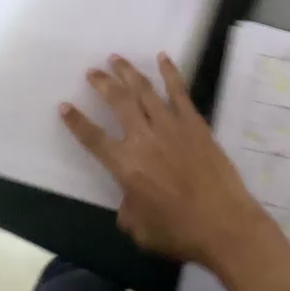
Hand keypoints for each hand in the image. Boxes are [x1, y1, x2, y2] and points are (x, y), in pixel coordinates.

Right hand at [61, 56, 289, 290]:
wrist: (224, 224)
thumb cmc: (180, 233)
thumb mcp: (141, 231)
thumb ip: (128, 210)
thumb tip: (128, 199)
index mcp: (126, 166)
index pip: (93, 138)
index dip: (76, 121)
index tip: (64, 105)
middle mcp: (144, 138)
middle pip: (118, 102)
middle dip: (102, 83)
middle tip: (92, 71)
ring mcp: (171, 126)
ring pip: (144, 90)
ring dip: (128, 72)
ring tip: (116, 59)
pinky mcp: (194, 123)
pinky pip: (179, 91)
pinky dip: (170, 71)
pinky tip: (162, 57)